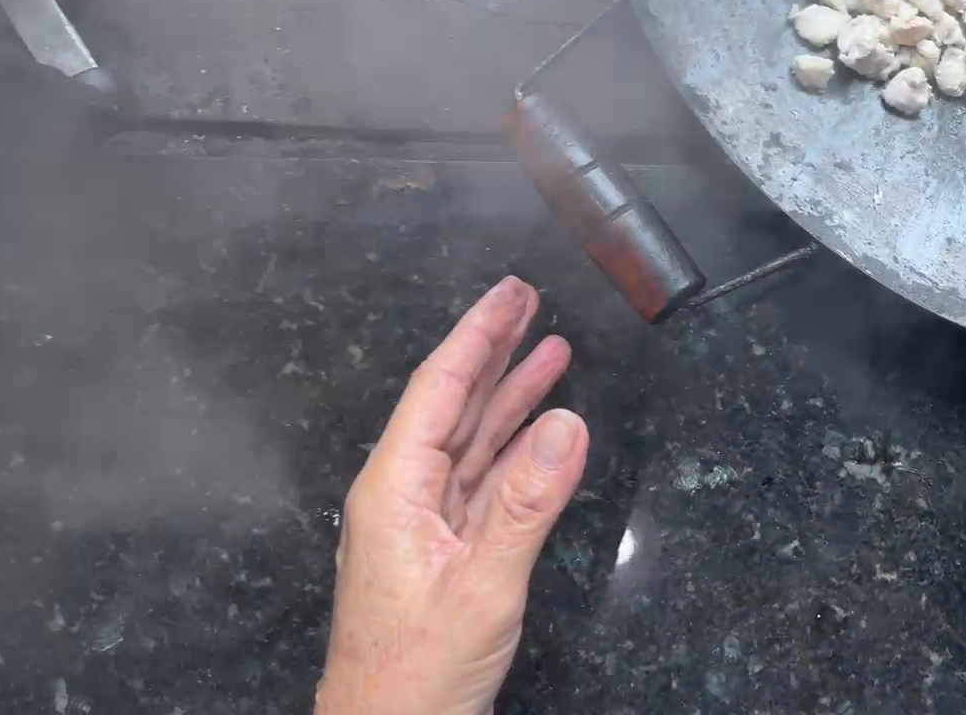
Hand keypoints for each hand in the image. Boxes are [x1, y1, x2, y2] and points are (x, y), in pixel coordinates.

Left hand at [315, 277, 588, 714]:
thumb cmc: (420, 671)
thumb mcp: (481, 588)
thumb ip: (526, 504)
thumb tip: (570, 422)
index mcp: (396, 489)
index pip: (440, 390)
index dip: (476, 335)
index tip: (510, 293)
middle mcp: (408, 491)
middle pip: (454, 401)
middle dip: (492, 346)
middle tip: (528, 297)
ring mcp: (430, 516)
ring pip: (475, 432)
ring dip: (512, 388)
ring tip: (550, 345)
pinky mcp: (453, 539)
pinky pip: (489, 470)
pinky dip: (520, 438)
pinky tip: (545, 419)